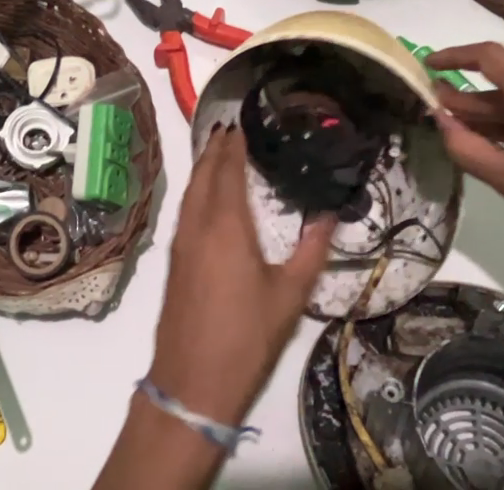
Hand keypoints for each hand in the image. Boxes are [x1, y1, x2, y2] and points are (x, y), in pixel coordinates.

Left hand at [146, 124, 336, 425]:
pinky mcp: (174, 260)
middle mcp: (198, 224)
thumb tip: (329, 216)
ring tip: (217, 152)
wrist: (192, 380)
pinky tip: (206, 196)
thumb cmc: (247, 337)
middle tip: (230, 129)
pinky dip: (195, 190)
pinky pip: (185, 208)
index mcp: (226, 225)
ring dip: (202, 167)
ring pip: (190, 191)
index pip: (227, 171)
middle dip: (215, 149)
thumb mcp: (290, 297)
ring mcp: (181, 242)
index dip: (234, 146)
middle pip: (203, 174)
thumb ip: (311, 252)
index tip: (243, 123)